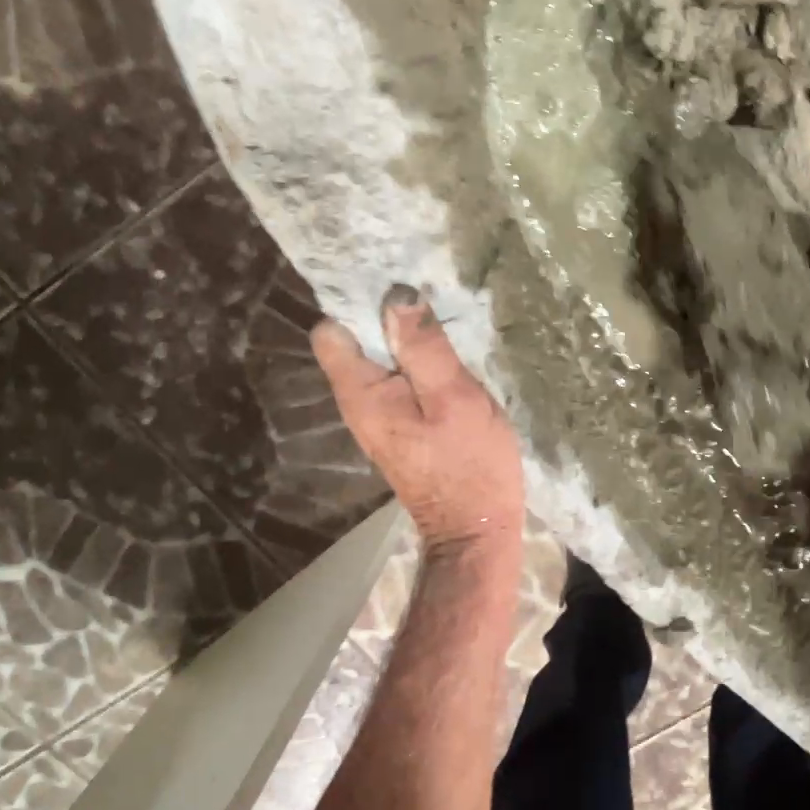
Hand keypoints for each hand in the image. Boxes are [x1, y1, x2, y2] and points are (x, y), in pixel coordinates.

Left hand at [312, 285, 525, 552]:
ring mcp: (379, 416)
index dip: (358, 301)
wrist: (478, 527)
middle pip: (355, 340)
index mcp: (362, 393)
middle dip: (386, 313)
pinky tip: (446, 352)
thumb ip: (423, 347)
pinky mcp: (401, 424)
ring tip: (440, 314)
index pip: (331, 329)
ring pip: (380, 358)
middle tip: (428, 291)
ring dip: (405, 336)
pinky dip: (416, 360)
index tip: (396, 282)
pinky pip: (398, 377)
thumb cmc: (470, 463)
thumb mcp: (454, 397)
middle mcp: (359, 402)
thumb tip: (397, 294)